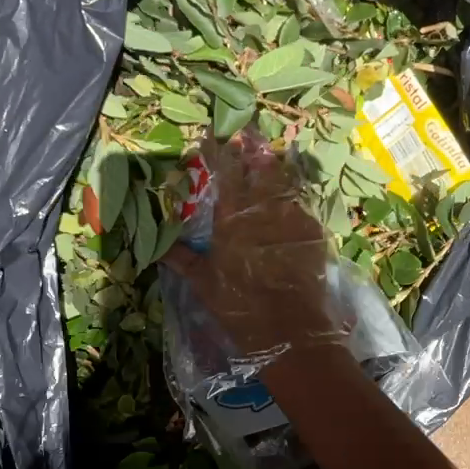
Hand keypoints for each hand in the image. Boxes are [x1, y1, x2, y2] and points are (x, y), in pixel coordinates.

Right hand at [162, 132, 347, 360]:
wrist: (293, 332)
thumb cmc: (242, 307)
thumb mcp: (204, 284)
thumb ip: (182, 259)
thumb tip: (156, 245)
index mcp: (233, 216)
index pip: (224, 173)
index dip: (218, 152)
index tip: (211, 136)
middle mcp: (264, 208)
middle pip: (260, 166)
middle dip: (253, 149)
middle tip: (248, 136)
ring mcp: (292, 217)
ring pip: (284, 180)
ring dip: (276, 167)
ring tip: (270, 156)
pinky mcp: (313, 232)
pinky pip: (302, 204)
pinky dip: (294, 196)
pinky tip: (292, 198)